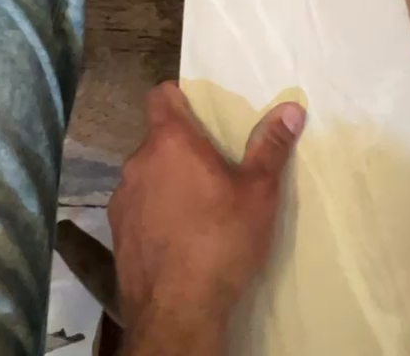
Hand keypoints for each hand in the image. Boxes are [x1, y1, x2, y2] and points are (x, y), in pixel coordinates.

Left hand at [110, 83, 305, 351]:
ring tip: (197, 204)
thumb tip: (292, 108)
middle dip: (182, 146)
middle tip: (213, 165)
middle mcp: (139, 161)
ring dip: (166, 179)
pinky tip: (177, 235)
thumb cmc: (222, 241)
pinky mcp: (117, 232)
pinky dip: (154, 210)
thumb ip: (271, 146)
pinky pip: (137, 205)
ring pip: (147, 173)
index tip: (199, 109)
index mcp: (171, 141)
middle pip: (158, 137)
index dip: (178, 95)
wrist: (179, 314)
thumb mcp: (258, 192)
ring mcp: (123, 198)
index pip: (161, 95)